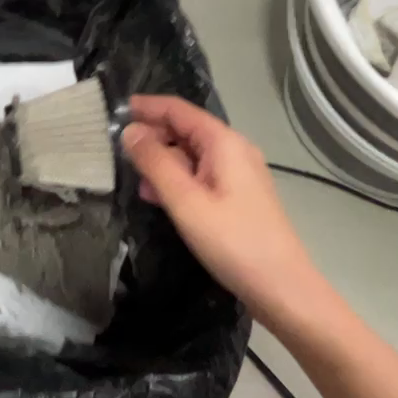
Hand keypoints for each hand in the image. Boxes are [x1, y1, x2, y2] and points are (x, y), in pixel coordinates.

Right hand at [121, 95, 320, 310]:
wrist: (283, 289)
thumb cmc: (233, 242)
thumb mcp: (186, 201)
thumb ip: (155, 162)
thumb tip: (130, 132)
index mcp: (224, 142)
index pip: (178, 110)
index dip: (146, 107)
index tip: (115, 111)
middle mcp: (233, 149)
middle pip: (185, 129)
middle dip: (152, 136)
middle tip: (118, 152)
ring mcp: (238, 173)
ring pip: (191, 154)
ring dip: (162, 161)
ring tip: (134, 178)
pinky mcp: (238, 195)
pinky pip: (201, 174)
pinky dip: (177, 179)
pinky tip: (159, 198)